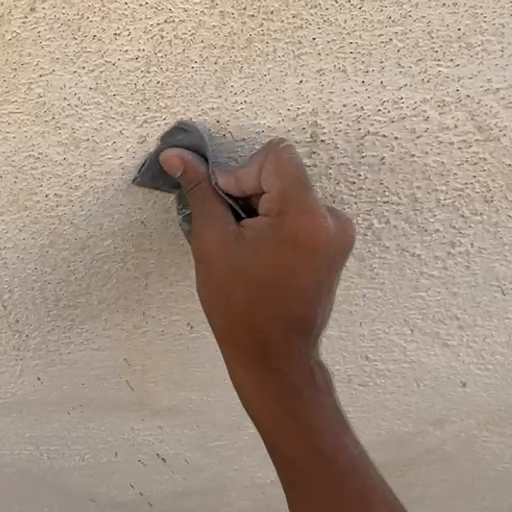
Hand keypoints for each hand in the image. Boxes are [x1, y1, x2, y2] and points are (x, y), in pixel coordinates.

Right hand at [159, 139, 354, 393]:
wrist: (273, 356)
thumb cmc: (240, 304)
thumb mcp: (212, 240)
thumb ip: (198, 189)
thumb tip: (174, 154)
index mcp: (306, 215)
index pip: (276, 155)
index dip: (242, 173)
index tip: (229, 208)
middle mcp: (332, 219)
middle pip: (280, 172)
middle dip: (249, 192)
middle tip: (233, 231)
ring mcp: (337, 233)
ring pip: (286, 190)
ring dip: (259, 207)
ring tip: (246, 245)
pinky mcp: (333, 244)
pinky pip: (297, 209)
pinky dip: (274, 220)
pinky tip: (260, 251)